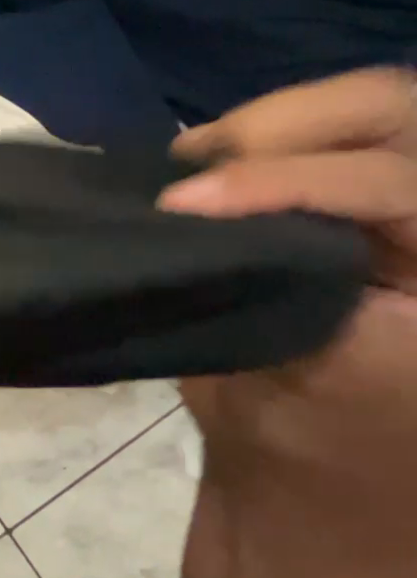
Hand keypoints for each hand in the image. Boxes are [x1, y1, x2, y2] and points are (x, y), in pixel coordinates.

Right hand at [159, 67, 416, 514]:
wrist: (312, 469)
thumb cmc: (321, 435)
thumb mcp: (313, 367)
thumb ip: (282, 279)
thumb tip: (197, 207)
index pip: (401, 184)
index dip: (288, 182)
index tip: (183, 203)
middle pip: (399, 110)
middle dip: (288, 124)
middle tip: (198, 163)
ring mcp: (404, 211)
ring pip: (365, 108)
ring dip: (267, 126)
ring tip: (193, 163)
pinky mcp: (357, 205)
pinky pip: (321, 135)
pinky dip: (252, 138)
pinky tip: (202, 165)